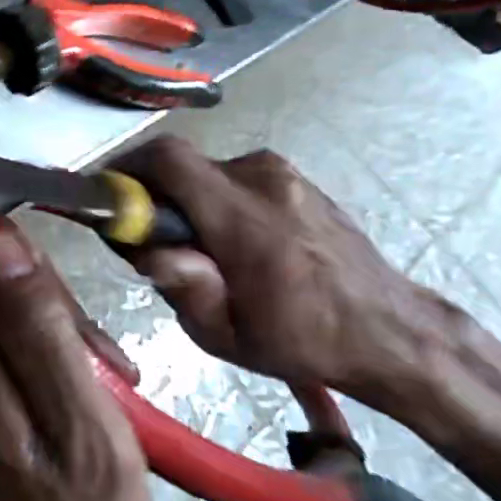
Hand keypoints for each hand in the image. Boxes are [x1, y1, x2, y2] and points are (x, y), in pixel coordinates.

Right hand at [114, 137, 466, 414]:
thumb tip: (144, 249)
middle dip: (149, 193)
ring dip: (183, 199)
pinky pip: (232, 177)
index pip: (167, 159)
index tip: (106, 199)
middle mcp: (262, 179)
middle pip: (179, 164)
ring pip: (204, 171)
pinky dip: (212, 199)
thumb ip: (181, 287)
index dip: (124, 169)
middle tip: (147, 238)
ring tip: (194, 248)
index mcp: (244, 218)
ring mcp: (284, 173)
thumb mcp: (225, 336)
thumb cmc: (303, 341)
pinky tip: (229, 242)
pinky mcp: (295, 178)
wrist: (393, 331)